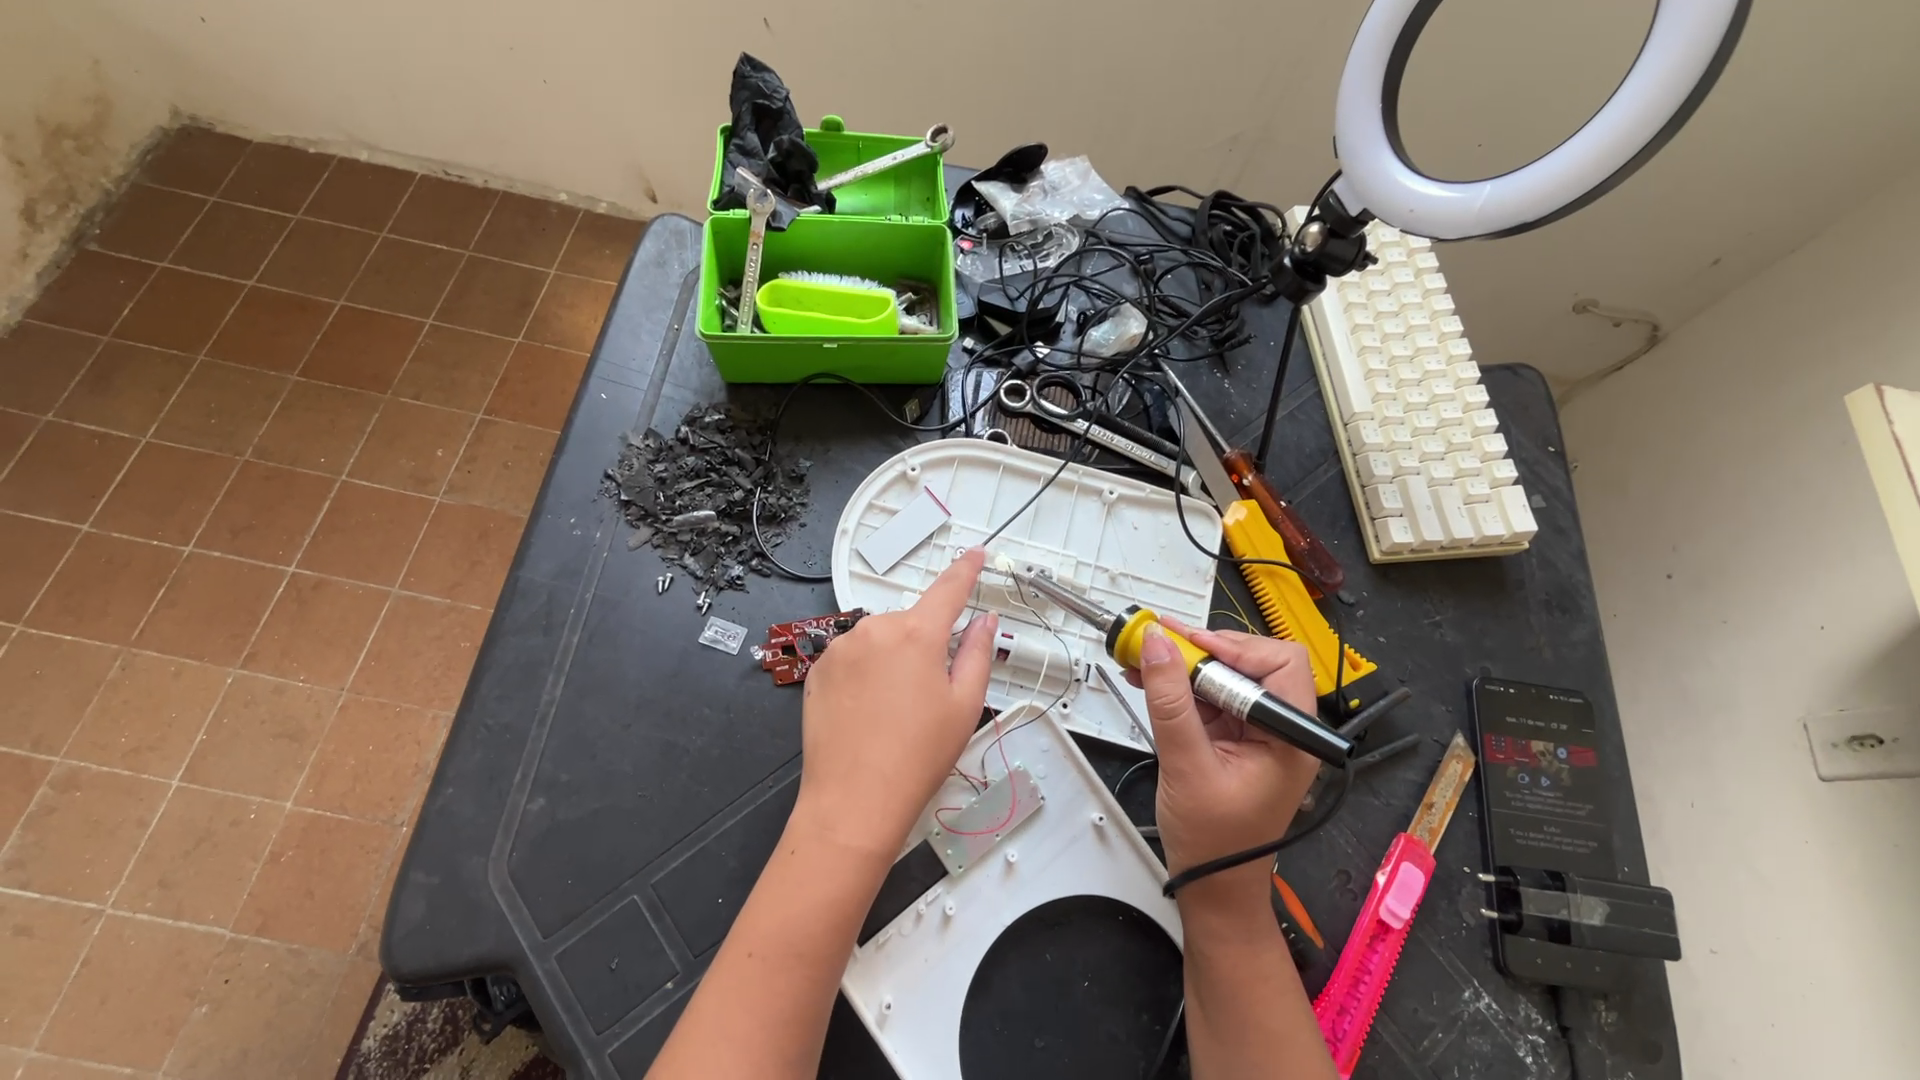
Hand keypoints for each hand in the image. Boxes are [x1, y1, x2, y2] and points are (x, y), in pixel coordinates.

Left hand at [792, 548, 997, 861]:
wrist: (854, 800)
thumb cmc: (918, 756)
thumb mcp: (964, 705)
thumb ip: (977, 652)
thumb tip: (984, 620)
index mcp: (917, 634)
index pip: (948, 589)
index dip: (966, 569)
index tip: (976, 553)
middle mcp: (874, 629)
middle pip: (911, 623)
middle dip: (923, 646)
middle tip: (927, 696)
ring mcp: (841, 648)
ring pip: (879, 641)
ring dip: (891, 660)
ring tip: (893, 711)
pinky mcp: (818, 669)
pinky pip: (851, 658)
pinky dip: (864, 673)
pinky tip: (867, 711)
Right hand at [1129, 620, 1319, 893]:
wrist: (1213, 887)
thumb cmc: (1214, 841)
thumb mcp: (1186, 765)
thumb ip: (1170, 702)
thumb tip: (1156, 645)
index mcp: (1290, 737)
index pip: (1279, 663)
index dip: (1234, 647)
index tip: (1187, 645)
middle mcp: (1280, 729)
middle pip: (1251, 663)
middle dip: (1204, 650)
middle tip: (1159, 643)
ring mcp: (1256, 733)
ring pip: (1226, 677)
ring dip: (1186, 666)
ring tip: (1144, 658)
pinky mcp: (1233, 738)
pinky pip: (1210, 697)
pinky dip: (1181, 686)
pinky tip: (1150, 680)